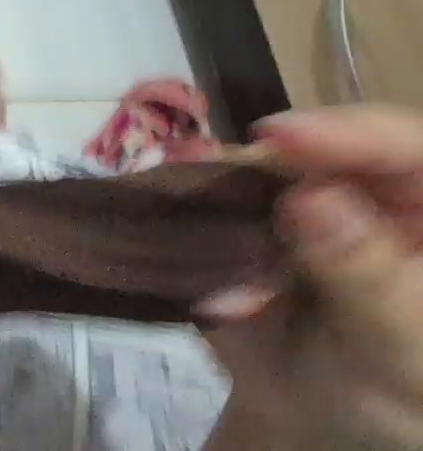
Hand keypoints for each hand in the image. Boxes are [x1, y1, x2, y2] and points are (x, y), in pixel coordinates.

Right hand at [200, 105, 422, 450]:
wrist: (322, 430)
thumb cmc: (399, 400)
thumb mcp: (405, 352)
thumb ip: (370, 279)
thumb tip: (312, 195)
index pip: (406, 151)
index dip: (348, 133)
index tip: (276, 138)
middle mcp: (366, 198)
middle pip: (313, 149)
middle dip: (257, 154)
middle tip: (198, 157)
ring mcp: (294, 205)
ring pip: (246, 167)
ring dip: (206, 172)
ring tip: (172, 169)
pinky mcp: (236, 217)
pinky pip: (201, 193)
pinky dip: (176, 195)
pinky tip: (158, 187)